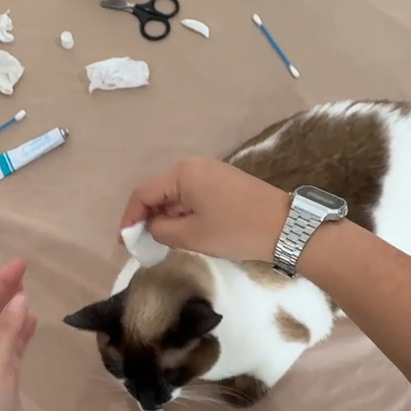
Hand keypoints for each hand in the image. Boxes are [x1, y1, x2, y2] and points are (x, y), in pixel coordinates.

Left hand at [0, 259, 37, 410]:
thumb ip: (7, 331)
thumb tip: (19, 298)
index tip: (20, 264)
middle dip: (3, 292)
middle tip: (25, 271)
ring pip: (0, 331)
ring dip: (11, 312)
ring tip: (28, 292)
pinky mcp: (3, 385)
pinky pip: (11, 350)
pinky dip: (20, 334)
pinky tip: (31, 325)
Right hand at [120, 156, 290, 262]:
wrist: (286, 228)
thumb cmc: (235, 230)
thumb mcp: (192, 235)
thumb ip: (161, 229)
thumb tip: (150, 227)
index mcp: (184, 173)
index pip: (144, 193)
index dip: (130, 218)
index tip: (124, 241)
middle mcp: (195, 166)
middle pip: (159, 191)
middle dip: (146, 217)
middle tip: (139, 244)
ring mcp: (212, 173)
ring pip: (176, 195)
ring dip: (164, 217)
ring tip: (159, 242)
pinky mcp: (224, 184)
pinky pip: (192, 197)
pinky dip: (182, 214)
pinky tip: (181, 232)